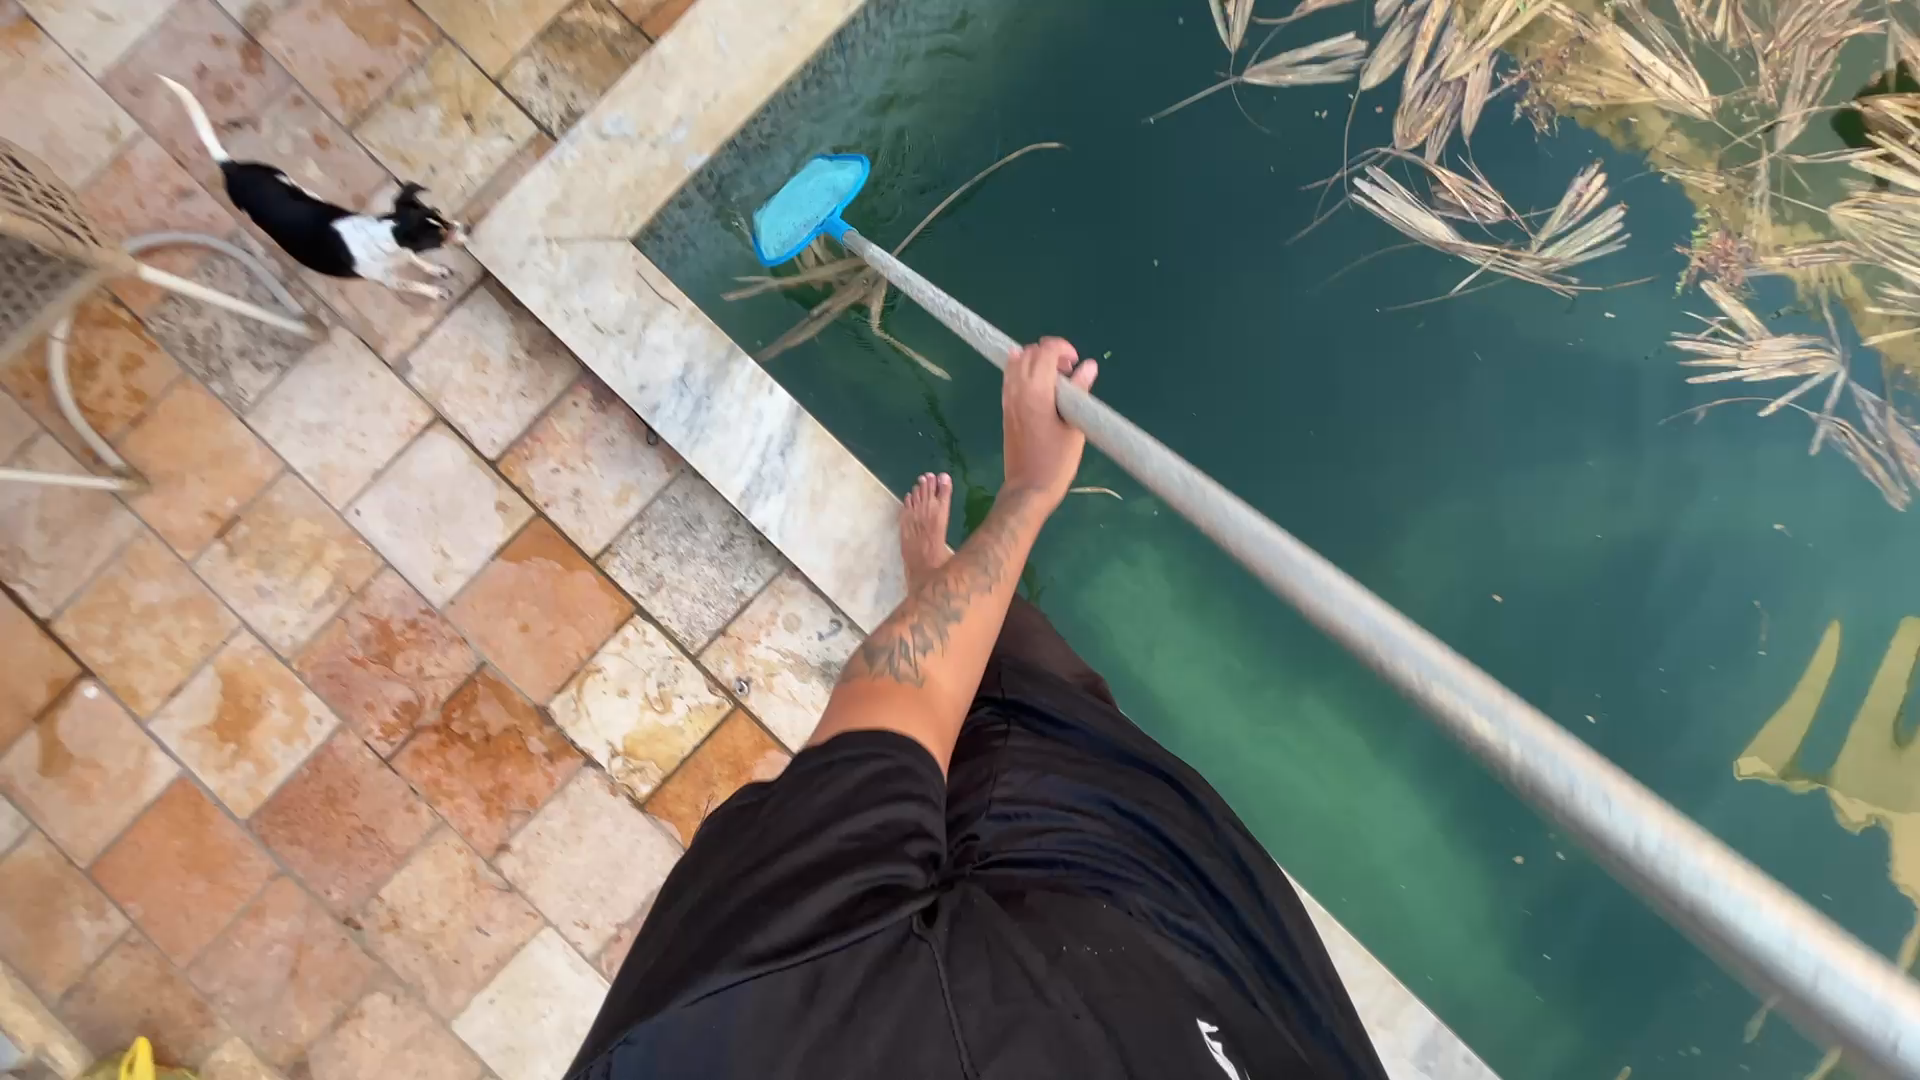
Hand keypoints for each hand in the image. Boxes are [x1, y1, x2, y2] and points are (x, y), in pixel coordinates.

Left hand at [1001, 337, 1096, 509]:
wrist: (1028, 488)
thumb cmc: (1056, 461)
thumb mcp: (1075, 426)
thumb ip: (1080, 392)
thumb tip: (1089, 366)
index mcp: (1036, 391)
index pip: (1045, 350)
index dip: (1063, 348)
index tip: (1076, 363)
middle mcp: (1017, 390)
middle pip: (1029, 352)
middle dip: (1050, 353)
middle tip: (1069, 371)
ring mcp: (1008, 400)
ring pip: (1016, 363)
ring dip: (1036, 361)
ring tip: (1055, 379)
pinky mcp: (1005, 410)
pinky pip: (1011, 378)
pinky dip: (1024, 372)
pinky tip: (1040, 386)